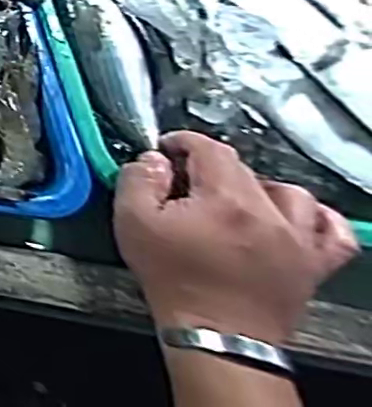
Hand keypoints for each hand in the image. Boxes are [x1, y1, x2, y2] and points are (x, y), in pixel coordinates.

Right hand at [114, 131, 358, 344]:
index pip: (213, 151)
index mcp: (227, 202)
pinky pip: (335, 231)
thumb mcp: (131, 217)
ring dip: (258, 186)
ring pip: (292, 194)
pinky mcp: (315, 263)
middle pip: (246, 170)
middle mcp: (272, 217)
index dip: (183, 141)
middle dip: (209, 165)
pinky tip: (291, 215)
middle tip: (181, 178)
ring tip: (231, 195)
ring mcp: (302, 242)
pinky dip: (316, 216)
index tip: (163, 149)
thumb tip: (154, 160)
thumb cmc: (170, 270)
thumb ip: (138, 179)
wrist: (215, 326)